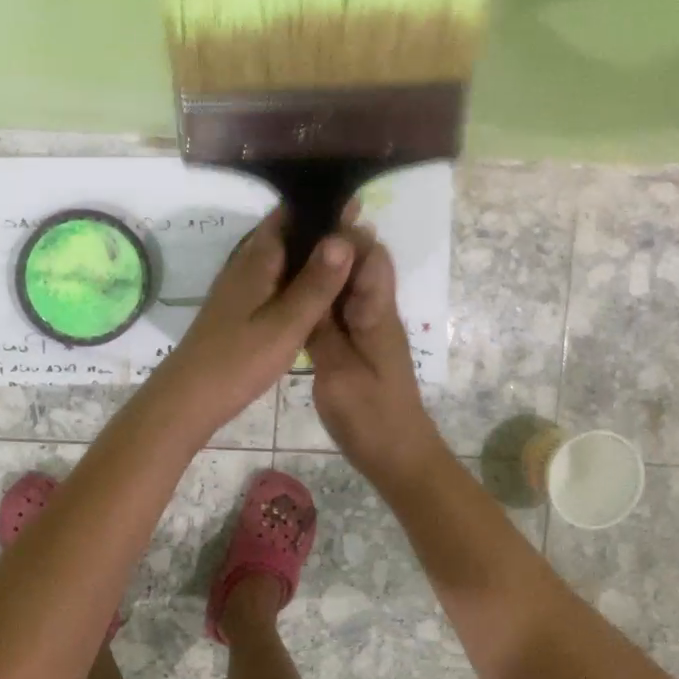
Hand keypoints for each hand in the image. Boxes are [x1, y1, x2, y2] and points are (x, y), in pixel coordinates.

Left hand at [147, 209, 354, 435]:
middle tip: (364, 236)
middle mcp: (245, 264)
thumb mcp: (287, 323)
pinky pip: (275, 282)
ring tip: (352, 262)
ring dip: (310, 258)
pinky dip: (298, 282)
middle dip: (320, 232)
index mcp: (256, 259)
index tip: (355, 205)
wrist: (190, 398)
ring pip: (281, 260)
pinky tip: (320, 296)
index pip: (288, 213)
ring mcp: (239, 287)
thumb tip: (343, 236)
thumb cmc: (239, 360)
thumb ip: (316, 282)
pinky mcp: (239, 309)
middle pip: (286, 235)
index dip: (320, 206)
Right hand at [305, 224, 443, 481]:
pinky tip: (291, 299)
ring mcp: (369, 329)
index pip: (369, 256)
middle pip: (359, 264)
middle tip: (282, 238)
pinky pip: (340, 308)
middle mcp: (377, 313)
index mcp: (377, 315)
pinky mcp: (359, 344)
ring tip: (280, 260)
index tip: (306, 219)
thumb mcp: (337, 374)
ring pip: (347, 285)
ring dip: (321, 271)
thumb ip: (322, 327)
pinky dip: (319, 298)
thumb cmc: (369, 419)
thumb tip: (313, 275)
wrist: (398, 459)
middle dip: (328, 246)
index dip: (343, 234)